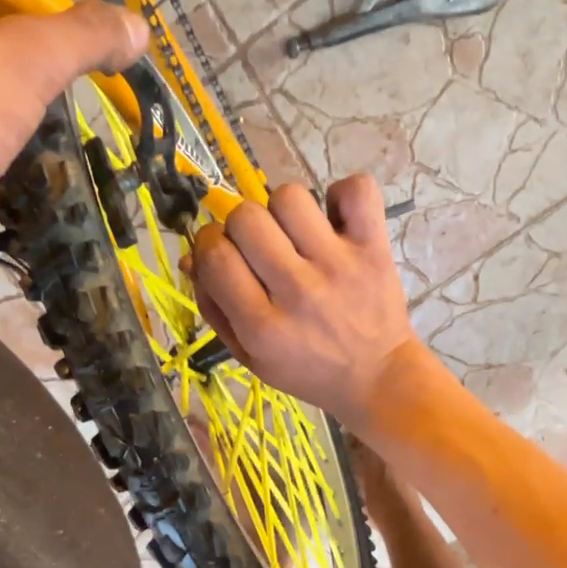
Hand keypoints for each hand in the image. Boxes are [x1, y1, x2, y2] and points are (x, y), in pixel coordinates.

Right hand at [190, 176, 425, 428]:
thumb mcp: (250, 356)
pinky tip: (334, 220)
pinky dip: (342, 194)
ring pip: (290, 197)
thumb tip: (191, 258)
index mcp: (262, 326)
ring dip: (283, 210)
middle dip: (241, 226)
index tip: (220, 252)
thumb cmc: (305, 369)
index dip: (208, 244)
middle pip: (246, 218)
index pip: (215, 255)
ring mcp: (338, 266)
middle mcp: (297, 291)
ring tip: (295, 235)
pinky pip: (355, 189)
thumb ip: (215, 309)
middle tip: (258, 247)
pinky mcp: (374, 247)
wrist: (375, 377)